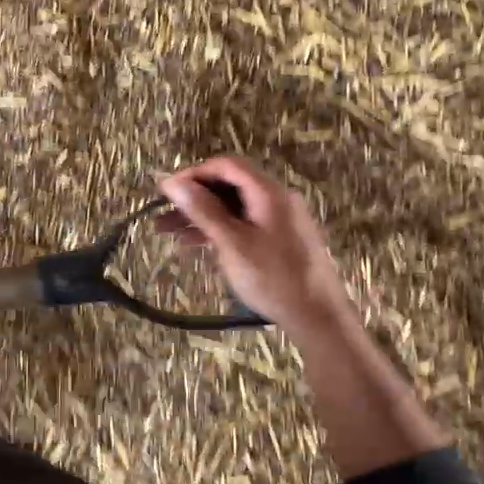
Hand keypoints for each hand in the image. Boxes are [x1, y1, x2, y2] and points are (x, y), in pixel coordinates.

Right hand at [160, 156, 353, 335]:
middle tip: (164, 212)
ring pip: (232, 205)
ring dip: (200, 214)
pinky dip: (217, 227)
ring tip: (168, 231)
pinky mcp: (278, 237)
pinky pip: (242, 221)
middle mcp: (276, 198)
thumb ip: (202, 209)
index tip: (167, 192)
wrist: (319, 318)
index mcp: (268, 193)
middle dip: (193, 196)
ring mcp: (279, 218)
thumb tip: (171, 182)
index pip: (226, 165)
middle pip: (228, 184)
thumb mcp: (232, 243)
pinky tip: (194, 242)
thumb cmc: (273, 278)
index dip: (193, 174)